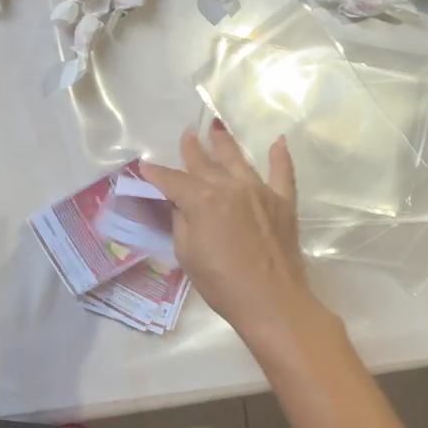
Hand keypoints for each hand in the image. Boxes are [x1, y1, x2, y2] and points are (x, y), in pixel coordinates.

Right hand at [139, 124, 318, 342]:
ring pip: (238, 161)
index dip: (156, 174)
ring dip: (224, 144)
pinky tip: (277, 143)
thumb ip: (182, 222)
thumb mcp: (186, 252)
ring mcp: (260, 192)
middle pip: (205, 165)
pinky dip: (279, 156)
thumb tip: (181, 205)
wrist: (270, 299)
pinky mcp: (283, 203)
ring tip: (216, 128)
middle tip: (185, 136)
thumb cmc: (219, 282)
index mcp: (201, 200)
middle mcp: (230, 188)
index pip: (172, 181)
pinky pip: (282, 173)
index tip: (144, 167)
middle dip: (192, 150)